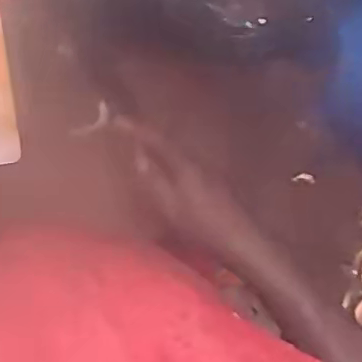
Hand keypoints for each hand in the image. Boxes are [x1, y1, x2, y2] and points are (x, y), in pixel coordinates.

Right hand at [114, 116, 253, 253]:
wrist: (243, 242)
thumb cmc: (202, 226)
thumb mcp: (170, 207)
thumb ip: (153, 180)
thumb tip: (138, 155)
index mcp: (184, 164)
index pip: (157, 139)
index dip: (136, 128)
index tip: (117, 120)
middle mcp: (198, 161)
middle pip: (170, 140)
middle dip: (149, 133)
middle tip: (129, 130)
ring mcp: (210, 170)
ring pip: (180, 150)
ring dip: (161, 146)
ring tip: (145, 146)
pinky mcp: (217, 181)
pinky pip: (188, 160)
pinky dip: (173, 158)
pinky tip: (170, 168)